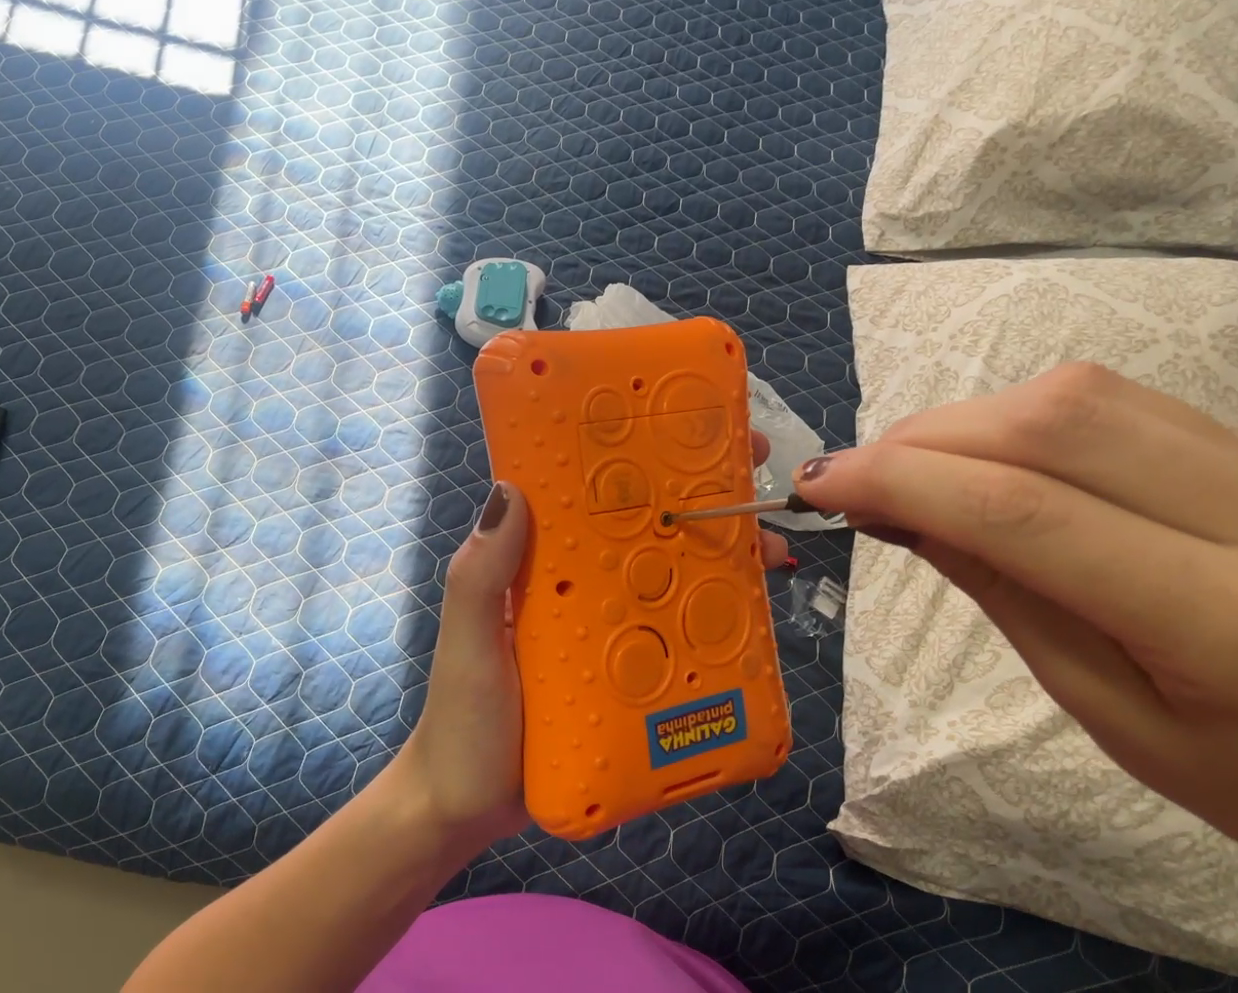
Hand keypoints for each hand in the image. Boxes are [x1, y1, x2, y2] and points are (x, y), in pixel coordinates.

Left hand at [392, 432, 788, 852]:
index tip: (683, 430)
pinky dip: (715, 628)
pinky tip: (754, 623)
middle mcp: (578, 589)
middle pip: (643, 534)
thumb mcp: (469, 638)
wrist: (471, 806)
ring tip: (773, 556)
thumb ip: (482, 573)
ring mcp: (607, 634)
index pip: (586, 498)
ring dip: (720, 563)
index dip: (631, 460)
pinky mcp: (629, 680)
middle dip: (698, 503)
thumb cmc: (464, 718)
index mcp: (538, 565)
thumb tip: (511, 486)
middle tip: (755, 487)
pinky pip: (676, 642)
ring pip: (670, 584)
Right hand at [793, 363, 1237, 929]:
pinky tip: (988, 457)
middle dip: (925, 438)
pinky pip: (1125, 403)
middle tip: (855, 476)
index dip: (903, 481)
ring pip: (1090, 396)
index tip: (821, 483)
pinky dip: (1023, 418)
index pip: (1029, 515)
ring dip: (967, 421)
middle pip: (1059, 426)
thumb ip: (1005, 592)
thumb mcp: (1109, 712)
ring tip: (911, 469)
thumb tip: (896, 508)